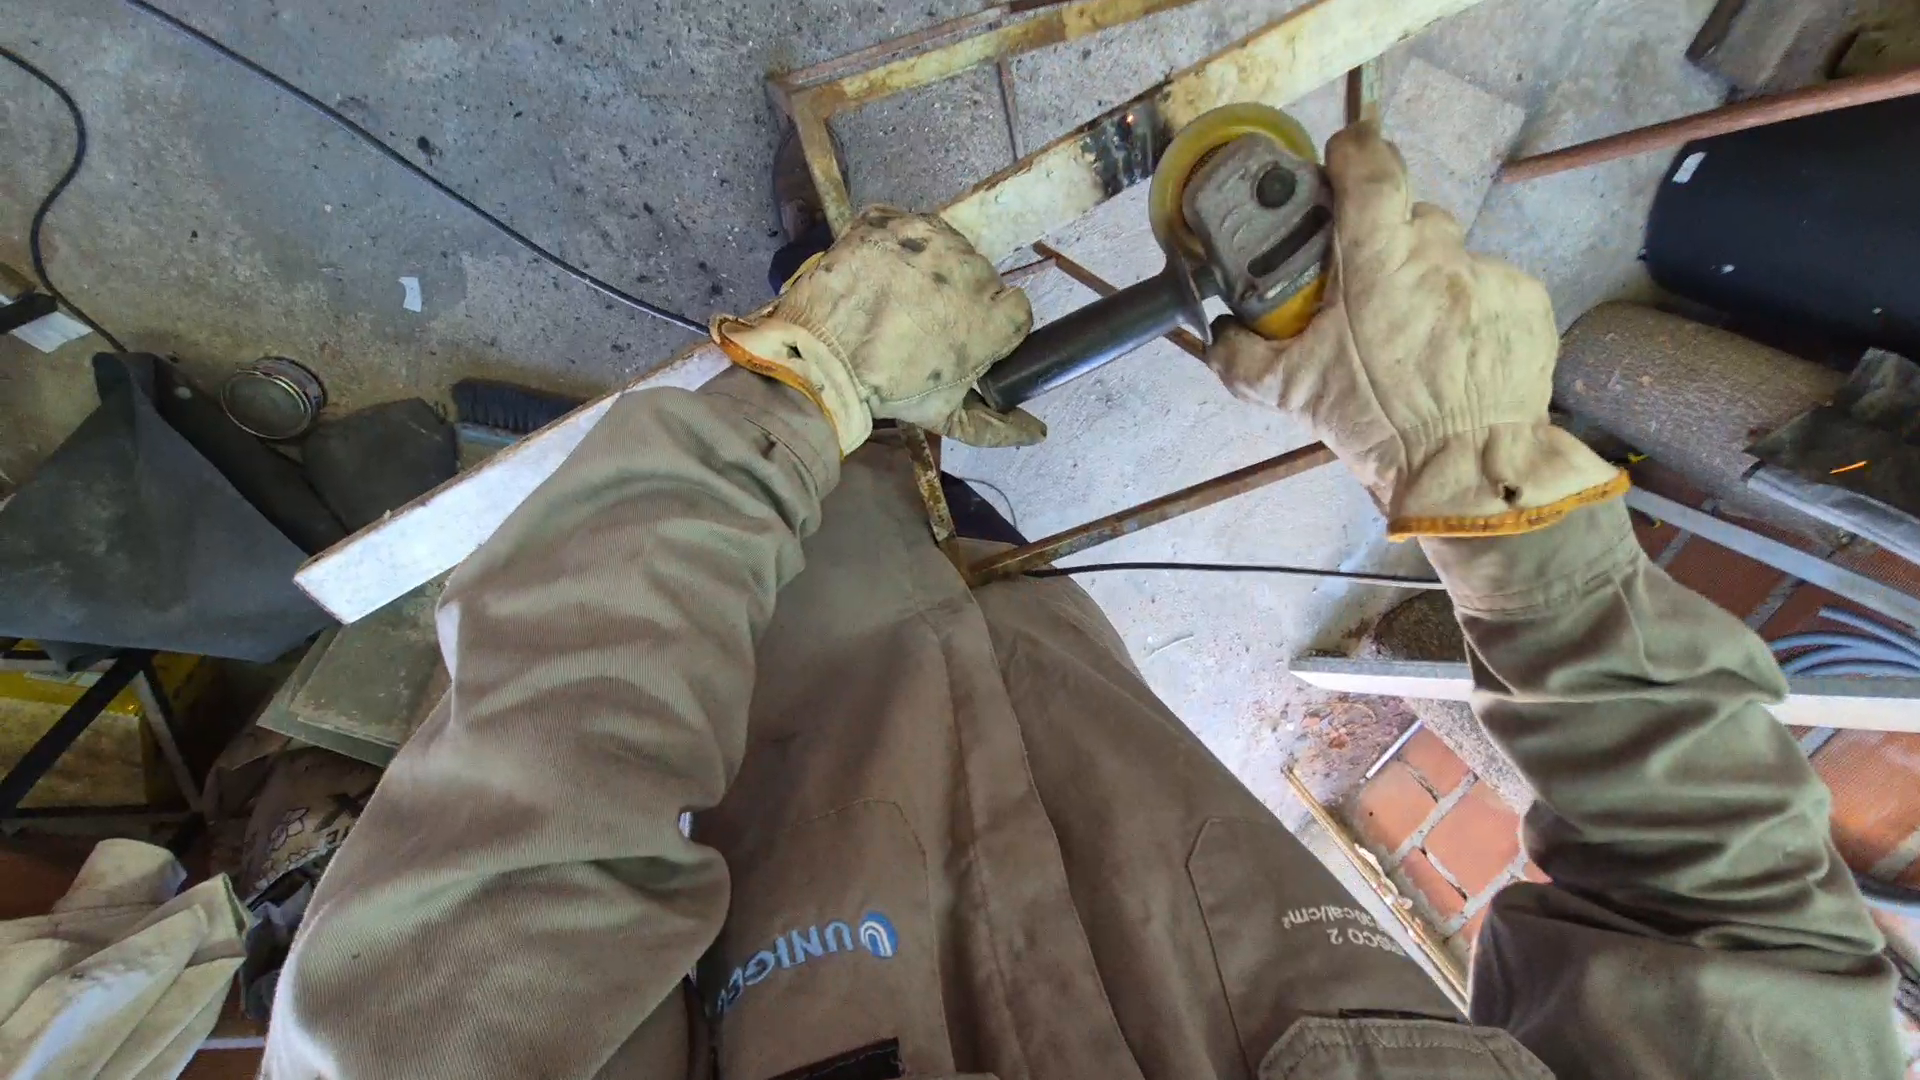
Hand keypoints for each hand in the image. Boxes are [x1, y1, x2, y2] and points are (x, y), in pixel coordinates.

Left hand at [712, 206, 1041, 454]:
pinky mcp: (887, 219)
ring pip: (947, 248)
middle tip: (923, 323)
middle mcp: (969, 268)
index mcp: (992, 317)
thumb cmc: (889, 392)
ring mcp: (926, 238)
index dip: (988, 326)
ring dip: (930, 269)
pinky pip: (904, 226)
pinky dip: (895, 246)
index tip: (962, 339)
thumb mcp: (947, 416)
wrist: (818, 362)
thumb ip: (999, 426)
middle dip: (958, 298)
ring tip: (899, 298)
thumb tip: (1039, 434)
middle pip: (980, 276)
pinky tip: (880, 275)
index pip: (1013, 309)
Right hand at [1202, 122, 1624, 538]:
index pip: (1371, 171)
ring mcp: (1490, 275)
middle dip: (1383, 244)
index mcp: (1379, 263)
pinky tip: (1449, 351)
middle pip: (1408, 220)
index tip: (1342, 154)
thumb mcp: (1293, 394)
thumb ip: (1241, 361)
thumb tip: (1217, 337)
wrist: (1464, 461)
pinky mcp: (1526, 301)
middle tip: (1362, 289)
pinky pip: (1485, 287)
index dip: (1353, 152)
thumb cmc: (1374, 419)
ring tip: (1408, 336)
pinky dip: (1462, 308)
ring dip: (1422, 282)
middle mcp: (1440, 254)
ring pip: (1447, 258)